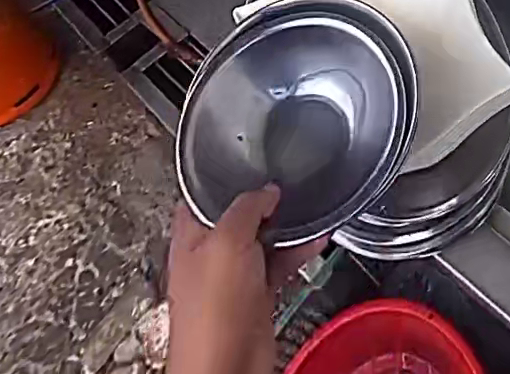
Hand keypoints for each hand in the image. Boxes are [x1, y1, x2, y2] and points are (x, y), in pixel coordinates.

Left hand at [167, 186, 327, 373]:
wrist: (229, 369)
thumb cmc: (214, 310)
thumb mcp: (227, 241)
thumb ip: (246, 207)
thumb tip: (266, 191)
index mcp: (191, 239)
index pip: (199, 196)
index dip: (219, 176)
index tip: (246, 157)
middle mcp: (211, 255)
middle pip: (237, 215)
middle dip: (261, 198)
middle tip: (285, 178)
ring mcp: (235, 275)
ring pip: (263, 236)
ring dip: (286, 222)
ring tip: (309, 203)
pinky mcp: (257, 293)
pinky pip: (281, 261)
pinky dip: (300, 248)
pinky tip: (318, 237)